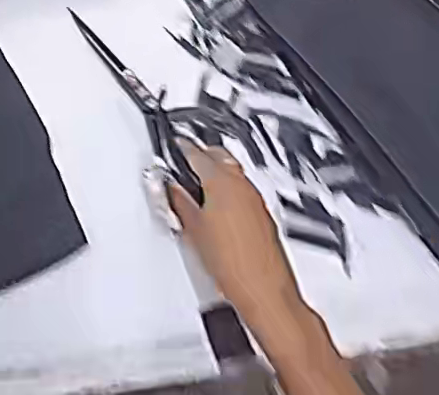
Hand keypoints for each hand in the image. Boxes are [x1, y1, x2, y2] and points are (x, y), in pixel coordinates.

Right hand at [165, 139, 297, 304]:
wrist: (265, 293)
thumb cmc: (233, 264)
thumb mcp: (192, 228)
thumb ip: (179, 201)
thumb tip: (172, 189)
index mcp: (220, 181)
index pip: (196, 153)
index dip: (182, 147)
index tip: (176, 144)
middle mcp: (241, 185)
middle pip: (219, 155)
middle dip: (202, 153)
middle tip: (188, 158)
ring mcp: (256, 200)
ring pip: (233, 172)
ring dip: (217, 171)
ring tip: (200, 183)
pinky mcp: (265, 216)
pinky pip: (244, 190)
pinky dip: (230, 189)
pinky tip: (220, 206)